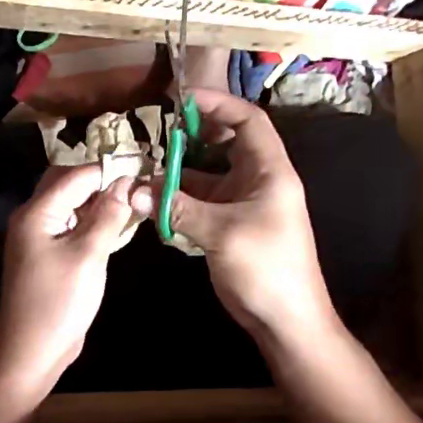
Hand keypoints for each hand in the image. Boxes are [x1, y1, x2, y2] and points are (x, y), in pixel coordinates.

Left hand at [0, 165, 141, 387]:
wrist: (32, 352)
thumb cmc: (59, 302)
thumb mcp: (89, 255)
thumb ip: (108, 216)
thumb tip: (126, 183)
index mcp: (37, 213)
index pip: (75, 175)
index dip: (108, 169)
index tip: (143, 167)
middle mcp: (33, 219)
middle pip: (67, 184)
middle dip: (101, 180)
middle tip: (136, 183)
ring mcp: (39, 238)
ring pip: (71, 205)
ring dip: (98, 201)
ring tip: (133, 201)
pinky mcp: (49, 256)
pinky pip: (72, 226)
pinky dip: (93, 221)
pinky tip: (118, 226)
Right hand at [129, 89, 334, 339]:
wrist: (287, 321)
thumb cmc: (266, 270)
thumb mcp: (221, 233)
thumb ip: (178, 207)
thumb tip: (135, 190)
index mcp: (270, 171)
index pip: (248, 120)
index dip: (217, 104)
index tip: (181, 101)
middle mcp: (258, 181)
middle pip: (227, 143)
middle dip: (193, 137)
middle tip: (161, 136)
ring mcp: (244, 204)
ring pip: (209, 175)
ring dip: (180, 174)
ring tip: (147, 173)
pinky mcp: (230, 226)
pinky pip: (202, 202)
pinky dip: (180, 201)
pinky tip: (154, 204)